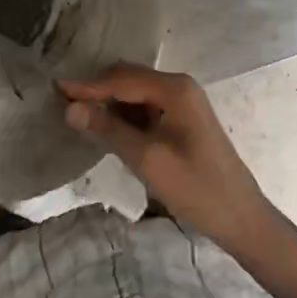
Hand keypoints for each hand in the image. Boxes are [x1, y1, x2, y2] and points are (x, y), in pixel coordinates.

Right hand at [57, 64, 274, 252]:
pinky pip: (146, 107)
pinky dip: (125, 114)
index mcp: (175, 89)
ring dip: (110, 102)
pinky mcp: (183, 119)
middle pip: (128, 79)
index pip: (121, 79)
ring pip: (135, 93)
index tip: (56, 86)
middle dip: (97, 90)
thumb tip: (70, 108)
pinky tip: (107, 127)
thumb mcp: (147, 159)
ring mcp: (183, 102)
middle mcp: (179, 86)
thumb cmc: (196, 187)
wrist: (240, 217)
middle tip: (63, 100)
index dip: (88, 85)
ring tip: (78, 113)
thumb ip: (108, 129)